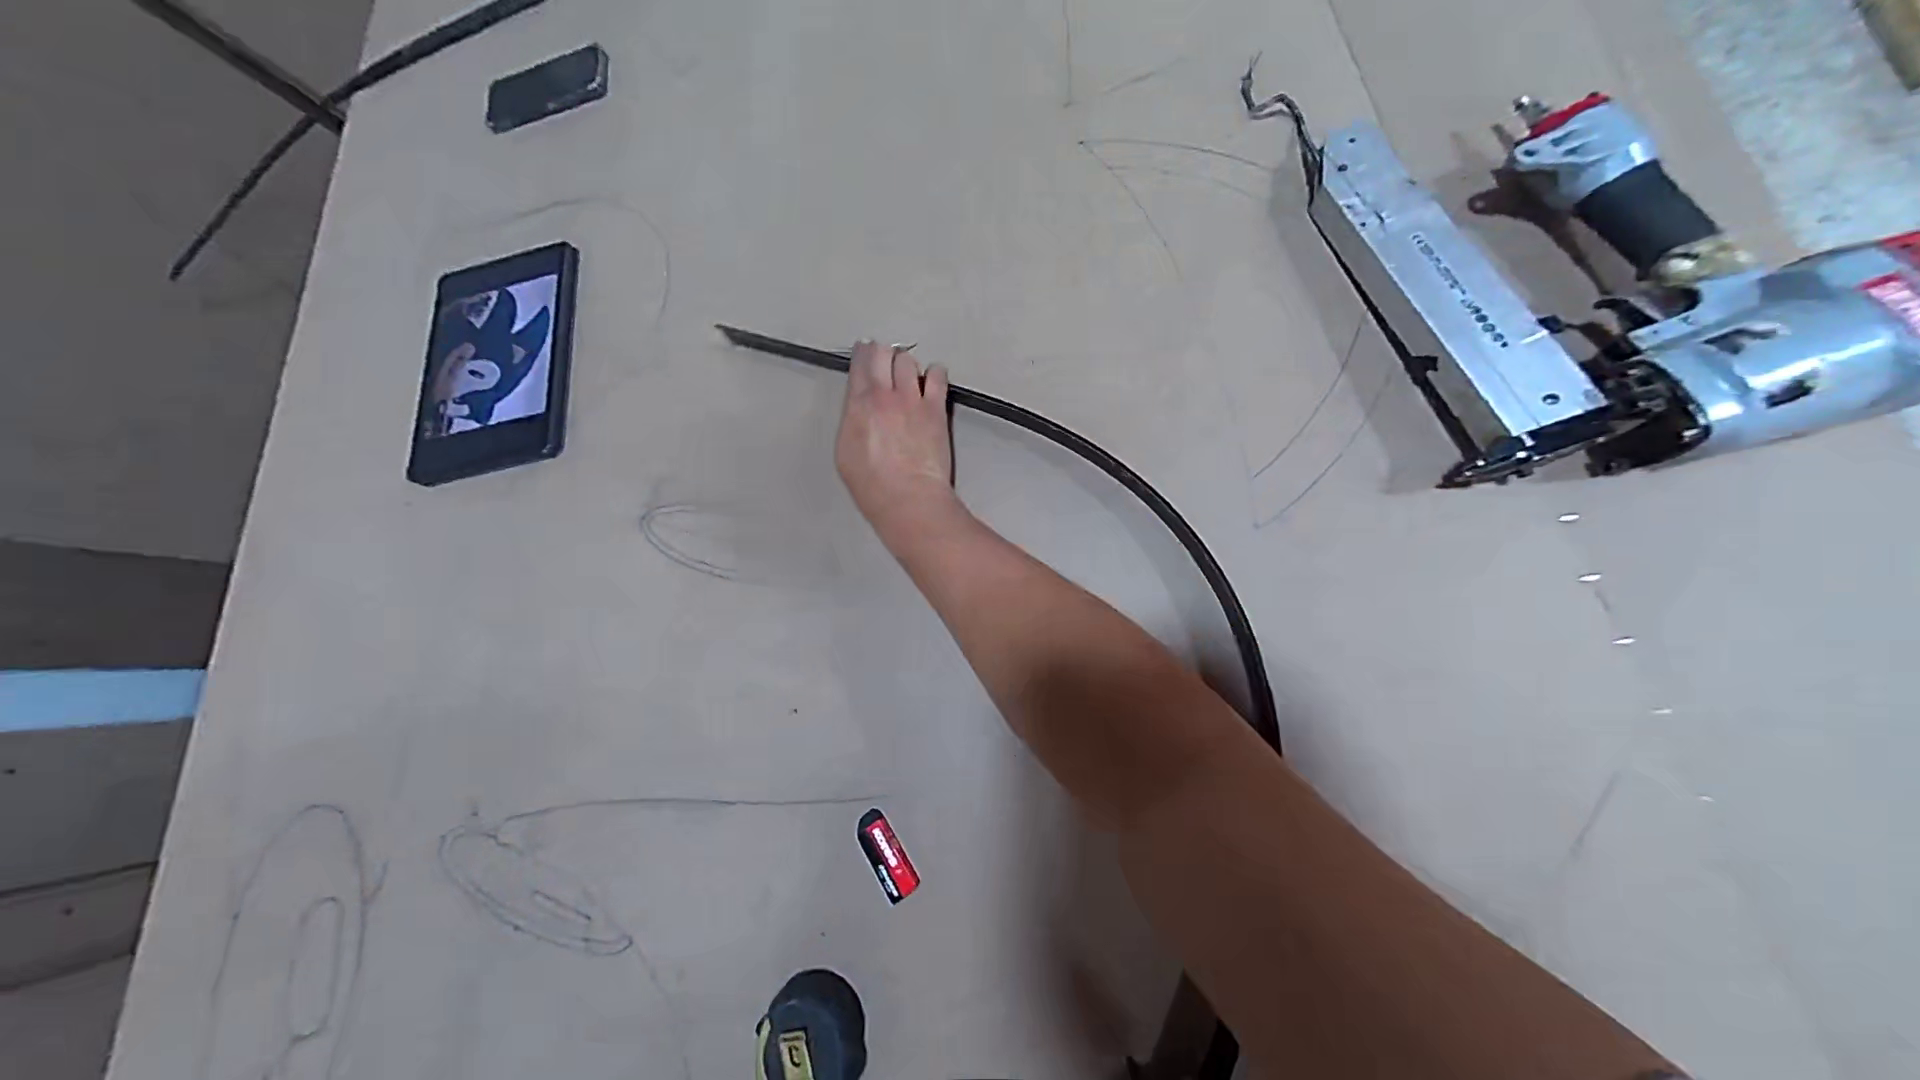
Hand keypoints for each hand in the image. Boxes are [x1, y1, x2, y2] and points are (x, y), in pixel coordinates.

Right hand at [836, 341, 960, 548]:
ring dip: (906, 365)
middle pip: (883, 353)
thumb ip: (852, 421)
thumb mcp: (845, 452)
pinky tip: (933, 382)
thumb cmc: (873, 485)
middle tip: (884, 361)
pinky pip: (938, 375)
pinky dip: (934, 374)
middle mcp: (884, 395)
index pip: (859, 363)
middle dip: (883, 354)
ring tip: (908, 376)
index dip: (861, 353)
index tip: (863, 350)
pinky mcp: (936, 409)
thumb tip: (859, 410)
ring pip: (909, 360)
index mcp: (858, 405)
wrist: (907, 498)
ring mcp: (912, 399)